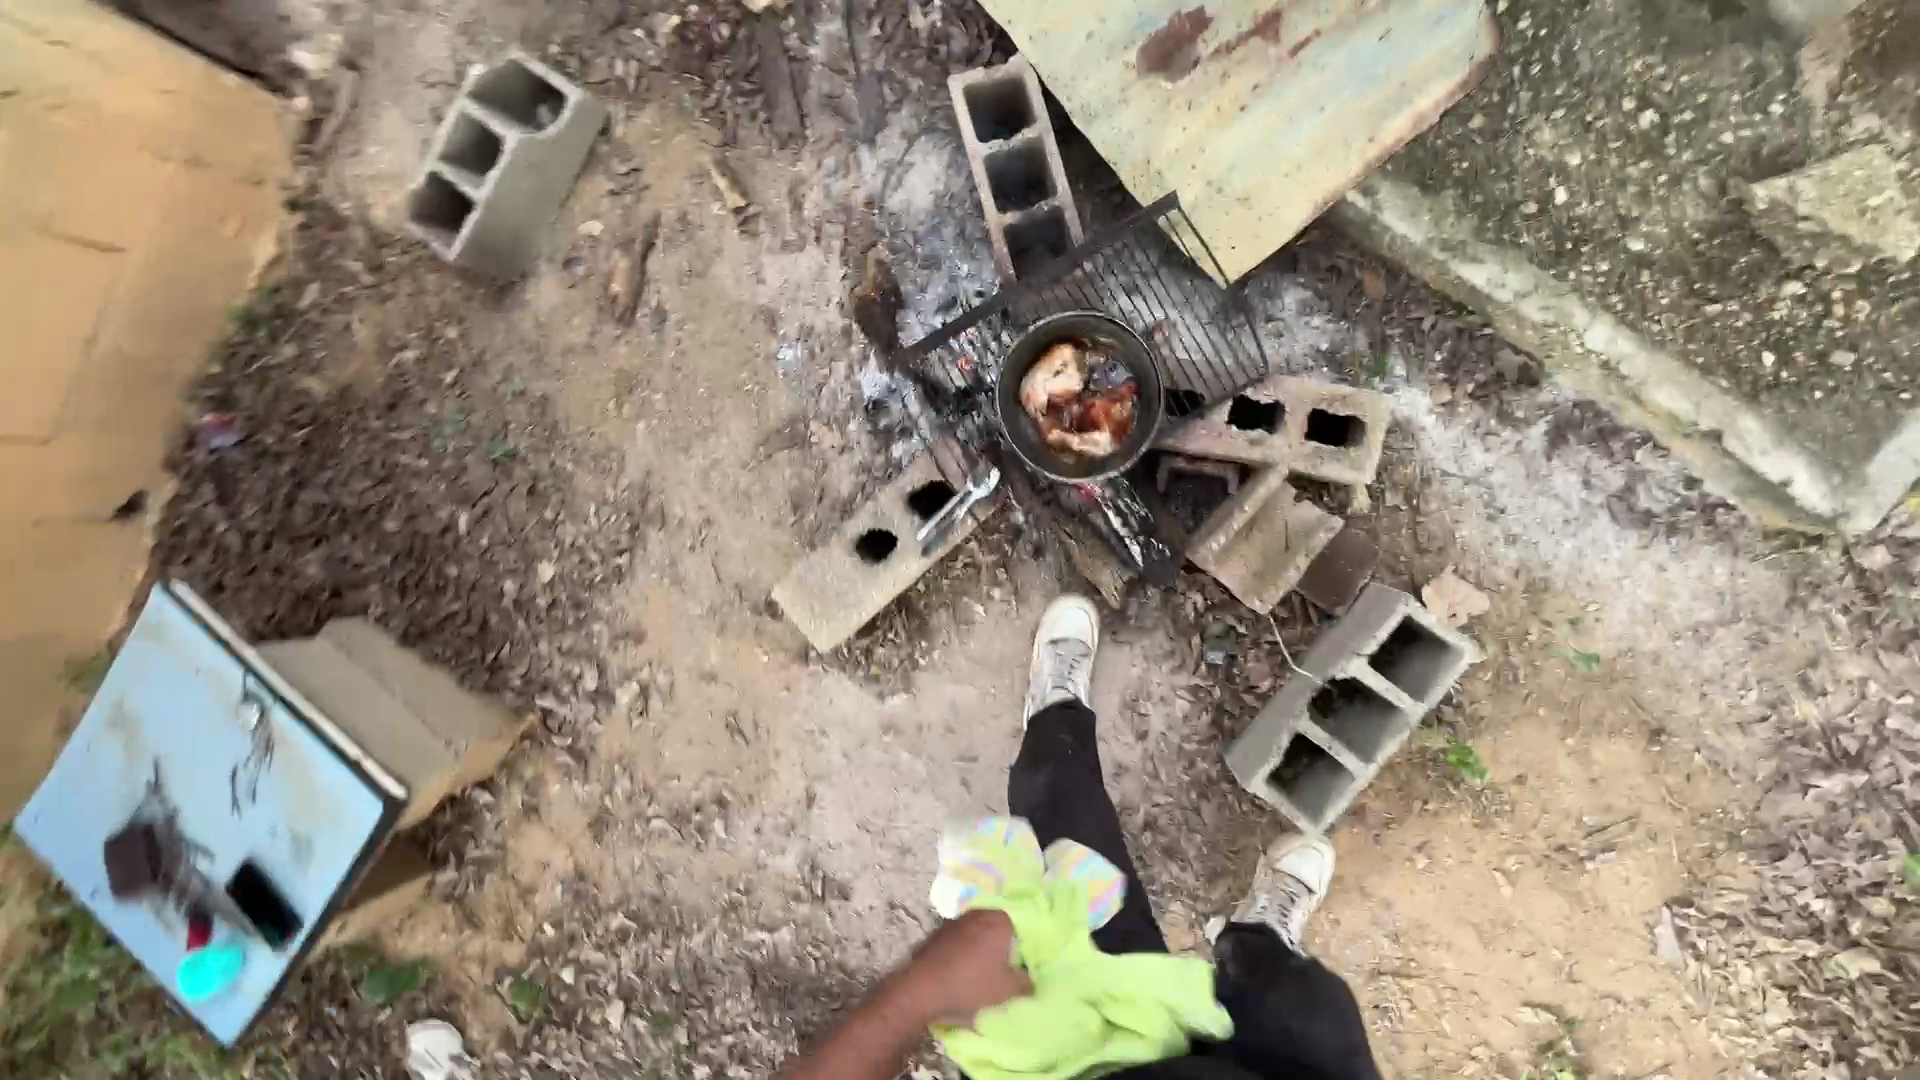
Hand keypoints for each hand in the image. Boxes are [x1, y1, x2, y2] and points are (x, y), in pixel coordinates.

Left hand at [887, 909, 1030, 1026]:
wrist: (920, 990)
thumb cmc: (971, 986)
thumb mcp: (1008, 991)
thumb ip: (1027, 982)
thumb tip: (1031, 979)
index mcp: (999, 919)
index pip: (1021, 930)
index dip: (1023, 950)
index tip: (1021, 969)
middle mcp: (978, 913)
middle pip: (998, 930)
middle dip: (1002, 949)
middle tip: (1003, 973)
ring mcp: (955, 922)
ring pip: (978, 936)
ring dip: (981, 951)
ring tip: (981, 977)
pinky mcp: (937, 934)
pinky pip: (959, 943)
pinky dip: (963, 954)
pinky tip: (961, 974)